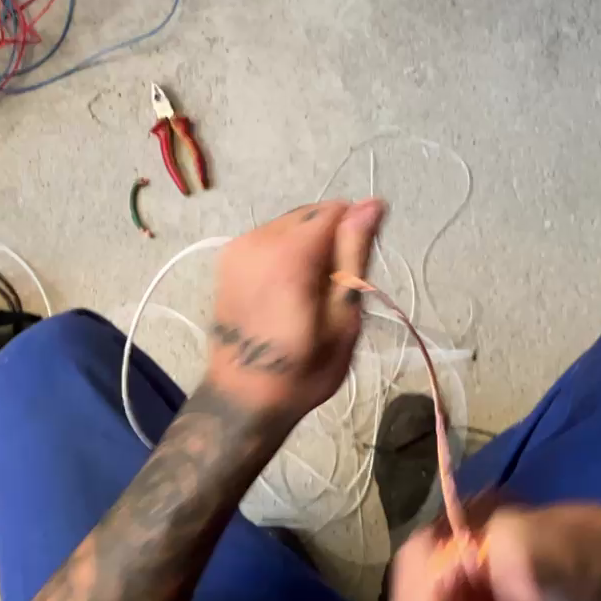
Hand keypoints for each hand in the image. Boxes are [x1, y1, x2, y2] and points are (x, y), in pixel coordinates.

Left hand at [203, 198, 385, 427]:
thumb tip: (372, 203)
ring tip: (307, 292)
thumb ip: (355, 252)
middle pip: (311, 214)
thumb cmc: (303, 366)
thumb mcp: (343, 315)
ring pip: (290, 223)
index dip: (353, 235)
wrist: (243, 397)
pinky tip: (285, 289)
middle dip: (329, 240)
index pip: (336, 210)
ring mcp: (237, 246)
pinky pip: (268, 237)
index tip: (353, 273)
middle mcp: (258, 239)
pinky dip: (284, 253)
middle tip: (331, 290)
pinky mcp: (227, 257)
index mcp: (289, 253)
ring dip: (307, 245)